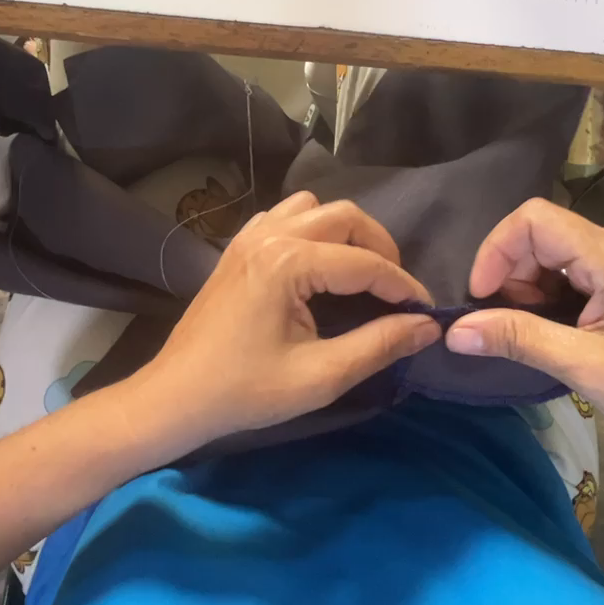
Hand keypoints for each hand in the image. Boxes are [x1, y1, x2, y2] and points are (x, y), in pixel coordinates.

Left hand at [131, 192, 441, 447]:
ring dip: (345, 233)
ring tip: (359, 273)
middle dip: (379, 248)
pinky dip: (311, 231)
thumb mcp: (320, 376)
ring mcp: (249, 236)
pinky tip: (316, 266)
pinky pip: (284, 217)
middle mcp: (269, 235)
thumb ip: (379, 345)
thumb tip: (427, 325)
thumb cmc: (245, 391)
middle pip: (344, 216)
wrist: (177, 396)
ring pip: (314, 208)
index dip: (403, 287)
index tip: (426, 312)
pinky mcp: (238, 247)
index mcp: (288, 263)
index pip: (365, 264)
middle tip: (395, 290)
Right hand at [444, 198, 603, 453]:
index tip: (482, 298)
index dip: (497, 250)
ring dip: (528, 287)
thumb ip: (518, 339)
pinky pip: (575, 273)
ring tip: (528, 332)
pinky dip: (550, 296)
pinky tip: (552, 332)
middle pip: (542, 233)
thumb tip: (455, 332)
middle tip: (504, 322)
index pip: (535, 218)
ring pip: (555, 254)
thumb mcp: (584, 366)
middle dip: (510, 273)